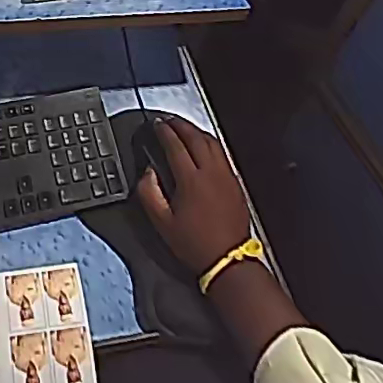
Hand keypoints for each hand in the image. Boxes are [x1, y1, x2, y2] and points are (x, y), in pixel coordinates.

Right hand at [135, 116, 252, 274]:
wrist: (229, 261)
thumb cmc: (194, 243)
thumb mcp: (161, 222)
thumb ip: (148, 192)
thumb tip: (147, 172)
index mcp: (191, 180)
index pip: (175, 146)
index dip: (164, 132)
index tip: (157, 125)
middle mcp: (210, 174)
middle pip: (195, 138)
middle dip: (180, 125)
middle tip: (169, 120)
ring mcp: (226, 177)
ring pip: (212, 143)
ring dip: (196, 131)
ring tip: (184, 128)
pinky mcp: (235, 184)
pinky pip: (222, 154)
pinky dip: (210, 143)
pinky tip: (204, 145)